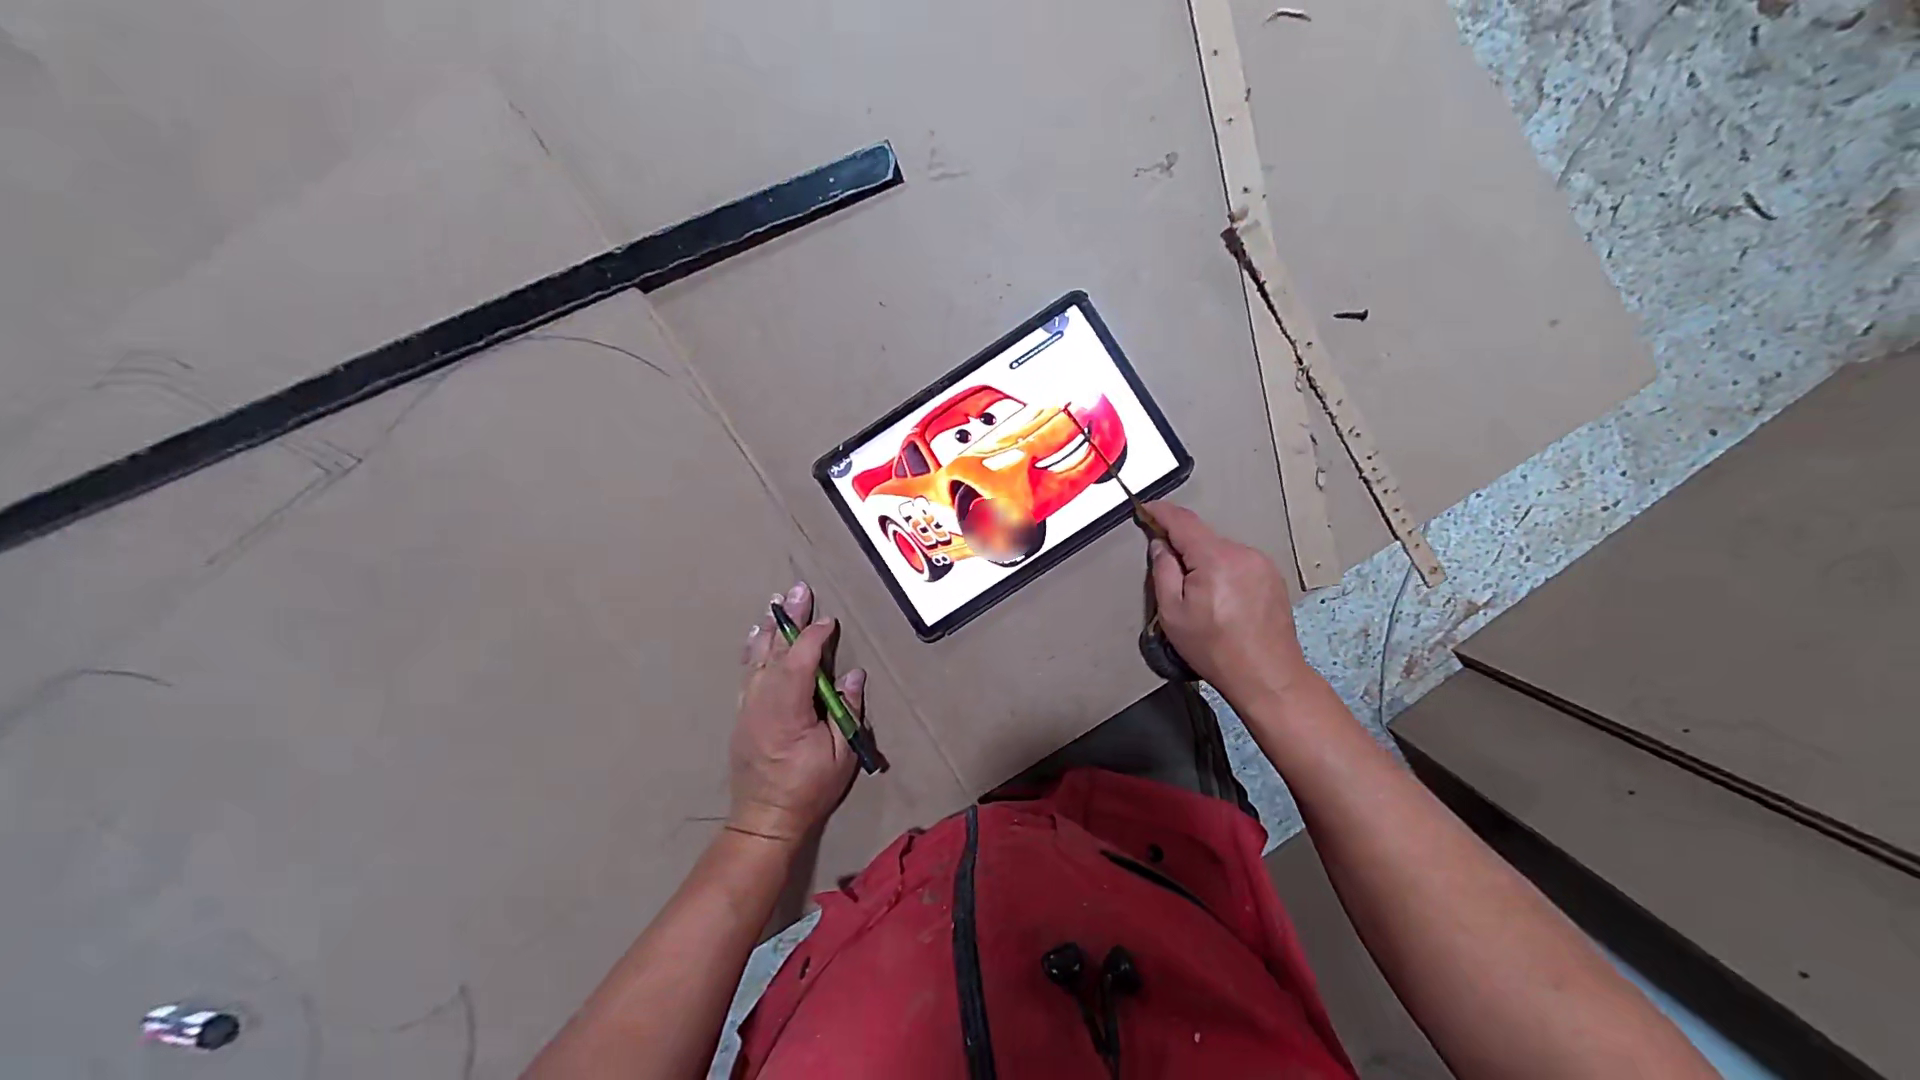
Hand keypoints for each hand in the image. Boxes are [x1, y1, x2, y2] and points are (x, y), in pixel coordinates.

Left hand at [729, 581, 860, 844]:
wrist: (763, 818)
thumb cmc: (808, 788)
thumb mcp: (840, 755)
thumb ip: (846, 711)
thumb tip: (853, 675)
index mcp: (788, 710)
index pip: (801, 662)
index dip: (815, 638)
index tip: (829, 622)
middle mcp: (762, 702)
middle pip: (777, 652)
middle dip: (789, 620)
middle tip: (798, 590)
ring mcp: (748, 706)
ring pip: (757, 659)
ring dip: (770, 629)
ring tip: (778, 603)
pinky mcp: (742, 714)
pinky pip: (747, 672)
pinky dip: (753, 650)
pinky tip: (757, 635)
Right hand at [1144, 502, 1314, 704]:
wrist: (1266, 675)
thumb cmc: (1219, 651)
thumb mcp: (1172, 613)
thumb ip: (1163, 571)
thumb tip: (1160, 546)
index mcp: (1216, 559)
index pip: (1183, 521)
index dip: (1160, 512)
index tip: (1147, 510)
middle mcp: (1243, 554)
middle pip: (1202, 537)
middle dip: (1182, 549)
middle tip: (1171, 580)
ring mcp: (1261, 564)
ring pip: (1220, 550)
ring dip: (1204, 563)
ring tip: (1201, 601)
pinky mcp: (1271, 576)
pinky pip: (1238, 562)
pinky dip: (1223, 572)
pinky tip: (1220, 602)